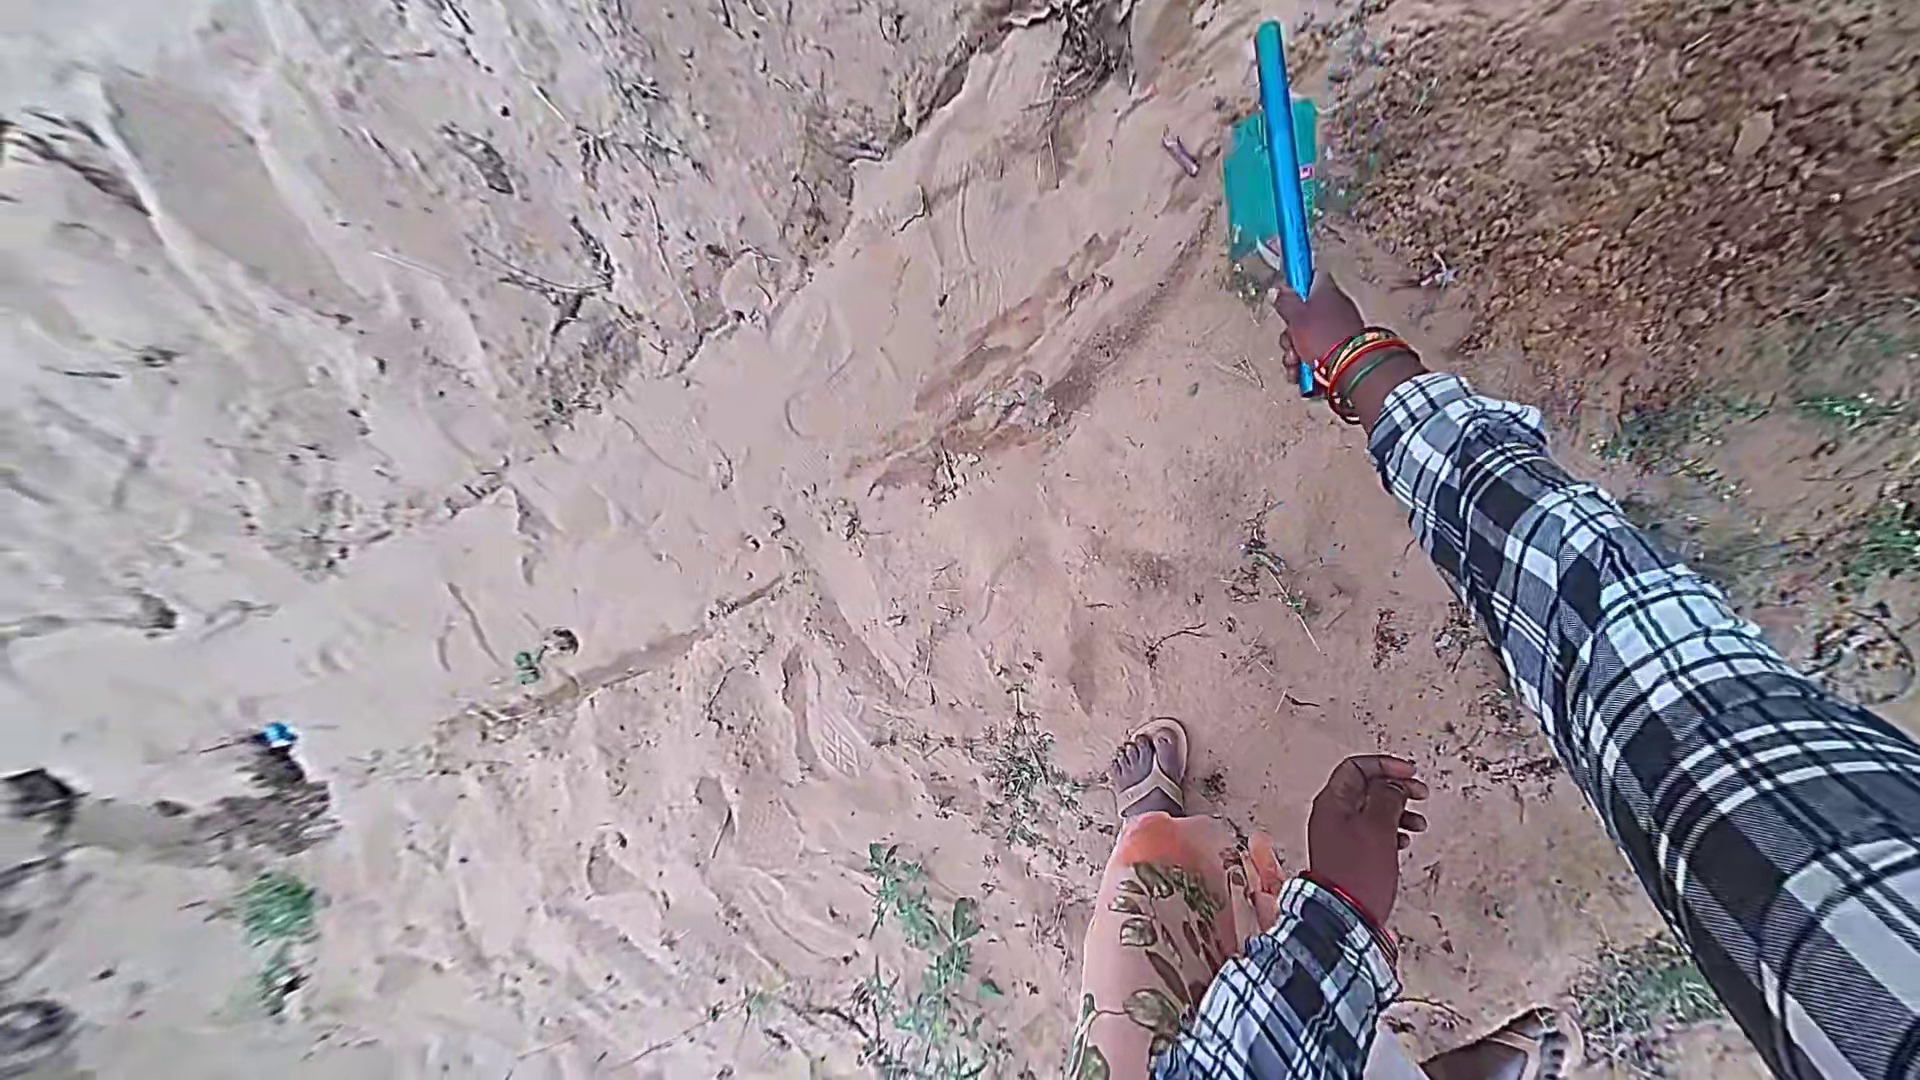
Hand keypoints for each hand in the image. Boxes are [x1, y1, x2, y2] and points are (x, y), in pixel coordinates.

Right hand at [1272, 274, 1364, 366]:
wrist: (1348, 367)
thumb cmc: (1322, 337)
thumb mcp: (1296, 317)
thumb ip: (1286, 303)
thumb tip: (1278, 288)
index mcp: (1326, 294)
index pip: (1311, 280)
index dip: (1296, 289)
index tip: (1285, 302)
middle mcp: (1333, 310)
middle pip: (1302, 317)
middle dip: (1289, 336)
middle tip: (1290, 344)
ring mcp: (1335, 331)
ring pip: (1304, 340)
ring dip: (1293, 355)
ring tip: (1295, 365)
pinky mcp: (1336, 352)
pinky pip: (1313, 356)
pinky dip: (1303, 366)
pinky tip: (1300, 375)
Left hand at [1306, 755, 1427, 925]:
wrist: (1346, 913)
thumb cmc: (1358, 872)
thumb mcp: (1377, 829)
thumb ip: (1385, 800)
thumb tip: (1392, 783)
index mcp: (1331, 801)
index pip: (1354, 768)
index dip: (1383, 765)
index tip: (1410, 773)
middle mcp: (1332, 812)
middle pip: (1363, 786)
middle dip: (1393, 786)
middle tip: (1420, 793)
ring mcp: (1339, 831)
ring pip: (1370, 808)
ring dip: (1396, 809)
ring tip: (1418, 823)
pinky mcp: (1350, 850)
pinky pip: (1371, 828)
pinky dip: (1390, 828)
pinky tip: (1404, 839)